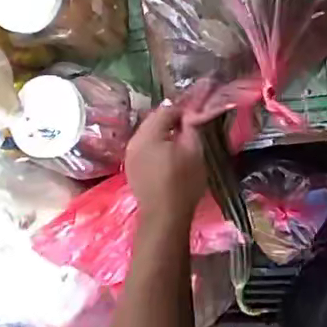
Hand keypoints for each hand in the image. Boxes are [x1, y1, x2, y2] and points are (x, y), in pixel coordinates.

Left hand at [125, 103, 206, 230]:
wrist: (164, 217)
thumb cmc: (183, 183)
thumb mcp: (194, 151)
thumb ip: (191, 127)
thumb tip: (190, 115)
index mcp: (148, 134)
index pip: (166, 110)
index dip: (184, 112)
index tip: (197, 120)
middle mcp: (134, 141)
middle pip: (153, 120)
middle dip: (172, 122)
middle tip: (190, 131)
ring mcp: (129, 155)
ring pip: (148, 134)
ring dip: (163, 134)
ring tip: (180, 144)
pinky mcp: (130, 168)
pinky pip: (144, 148)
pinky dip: (156, 147)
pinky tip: (168, 157)